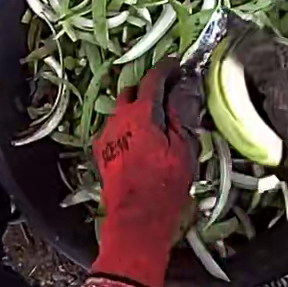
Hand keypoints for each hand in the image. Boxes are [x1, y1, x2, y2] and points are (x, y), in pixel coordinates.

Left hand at [91, 58, 201, 286]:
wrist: (136, 222)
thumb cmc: (164, 187)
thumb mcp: (183, 148)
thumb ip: (181, 112)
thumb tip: (185, 87)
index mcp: (140, 114)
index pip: (153, 79)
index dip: (167, 68)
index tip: (178, 64)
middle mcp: (118, 119)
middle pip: (132, 91)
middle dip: (150, 87)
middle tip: (170, 92)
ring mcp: (107, 135)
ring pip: (122, 110)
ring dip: (139, 108)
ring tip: (159, 120)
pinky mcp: (102, 152)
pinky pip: (117, 129)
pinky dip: (130, 126)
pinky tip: (145, 140)